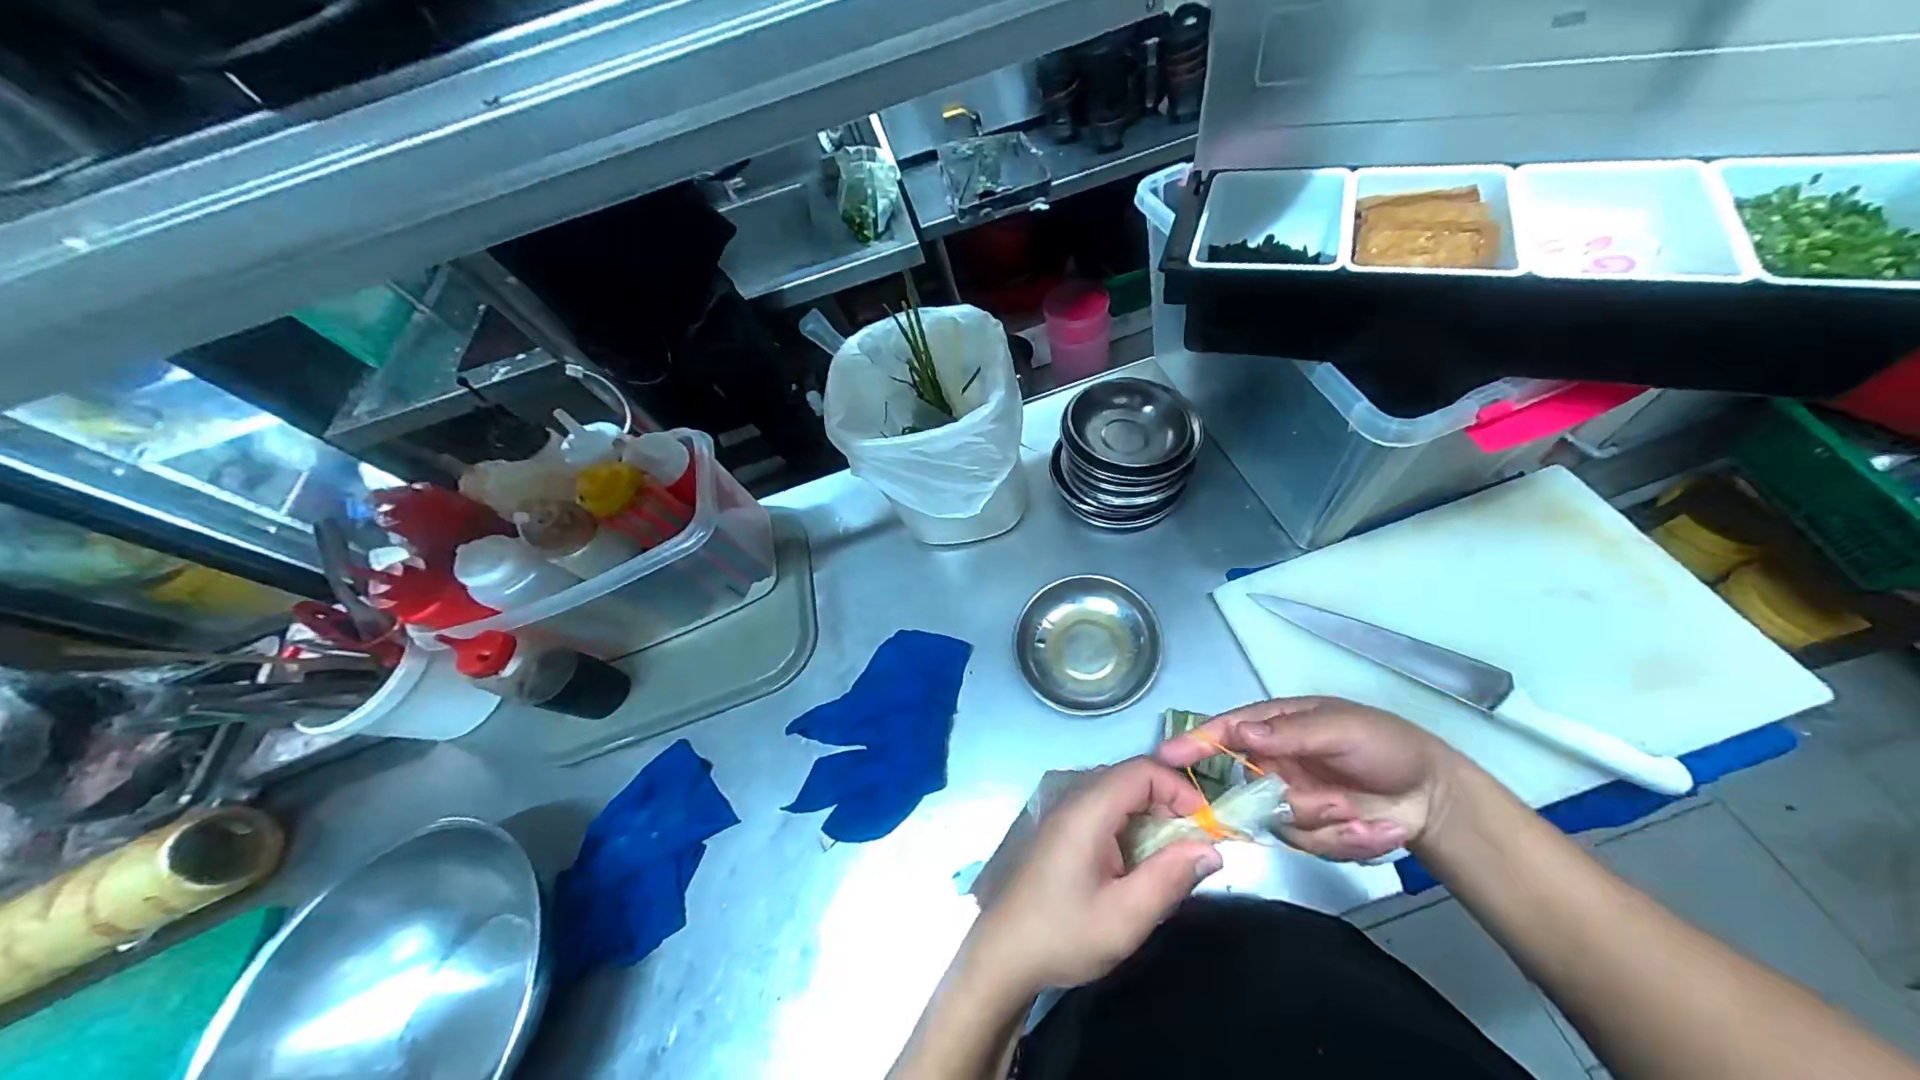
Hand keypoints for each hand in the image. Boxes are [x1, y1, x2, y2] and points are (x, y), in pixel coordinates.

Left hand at [968, 757, 1222, 993]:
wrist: (1002, 954)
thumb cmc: (1064, 934)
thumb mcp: (1126, 917)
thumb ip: (1170, 877)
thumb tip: (1211, 848)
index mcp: (1086, 810)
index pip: (1141, 769)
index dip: (1179, 788)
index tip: (1205, 826)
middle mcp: (1072, 799)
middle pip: (1129, 777)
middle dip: (1168, 803)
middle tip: (1190, 847)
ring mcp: (1062, 812)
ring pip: (1117, 793)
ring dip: (1149, 817)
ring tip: (1168, 859)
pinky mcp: (1059, 829)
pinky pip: (1102, 810)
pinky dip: (1128, 826)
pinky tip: (1135, 864)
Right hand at [1158, 696, 1462, 860]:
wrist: (1435, 796)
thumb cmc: (1386, 744)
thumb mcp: (1340, 728)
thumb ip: (1289, 733)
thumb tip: (1239, 734)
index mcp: (1276, 728)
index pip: (1225, 732)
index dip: (1194, 742)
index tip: (1165, 756)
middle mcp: (1274, 764)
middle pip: (1249, 788)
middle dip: (1293, 799)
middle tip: (1333, 802)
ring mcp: (1290, 800)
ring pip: (1280, 821)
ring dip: (1328, 820)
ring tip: (1366, 811)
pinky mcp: (1310, 833)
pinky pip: (1308, 844)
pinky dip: (1345, 840)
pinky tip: (1374, 826)